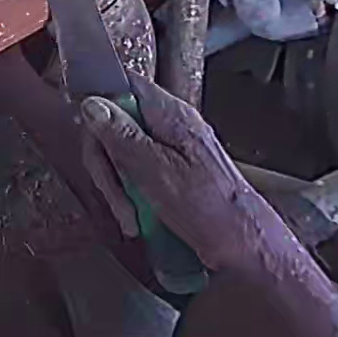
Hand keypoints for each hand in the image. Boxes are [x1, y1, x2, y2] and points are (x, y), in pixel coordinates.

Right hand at [77, 90, 276, 273]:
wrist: (252, 254)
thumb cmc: (210, 211)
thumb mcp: (156, 171)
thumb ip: (122, 135)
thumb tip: (92, 103)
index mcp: (169, 114)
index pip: (123, 82)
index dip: (98, 97)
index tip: (85, 128)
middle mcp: (169, 124)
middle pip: (114, 121)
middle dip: (105, 159)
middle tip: (112, 193)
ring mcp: (170, 148)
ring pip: (120, 148)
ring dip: (115, 183)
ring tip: (127, 215)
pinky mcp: (170, 171)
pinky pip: (134, 169)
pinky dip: (128, 192)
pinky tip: (134, 216)